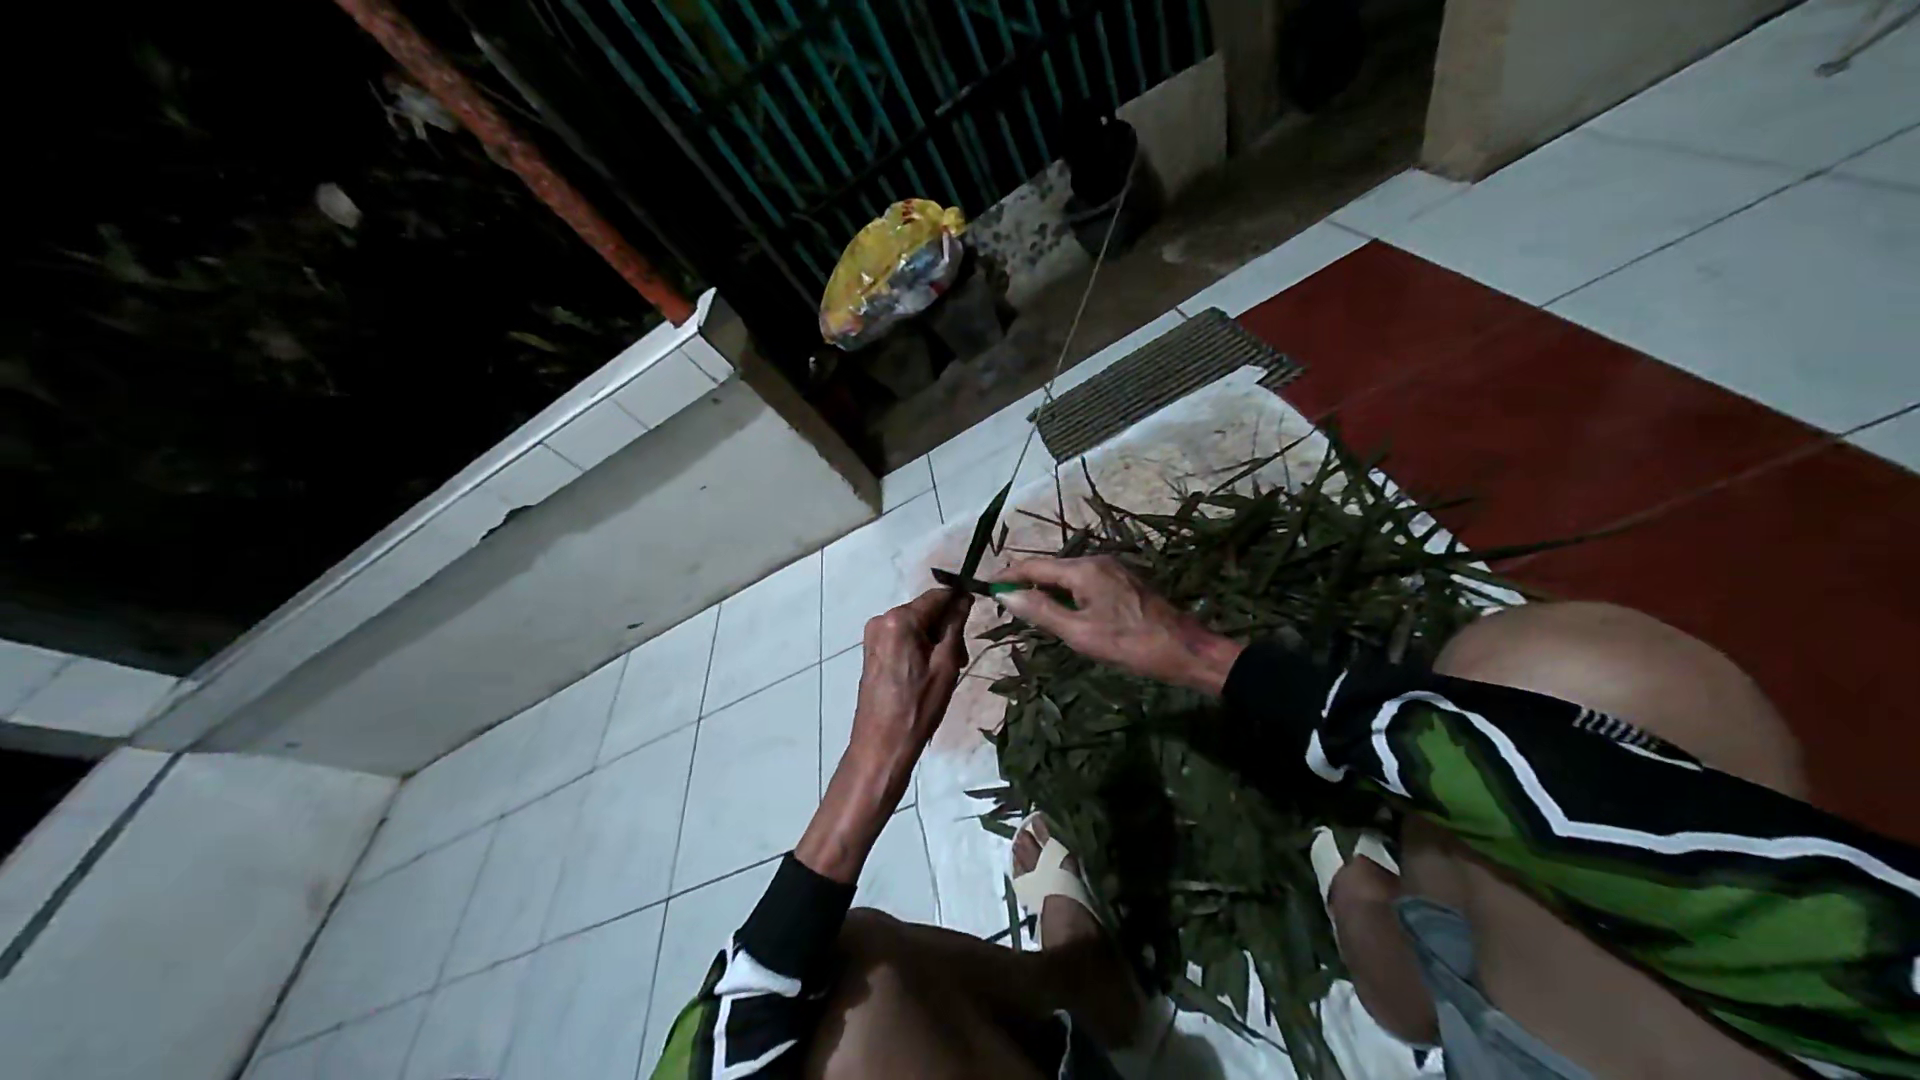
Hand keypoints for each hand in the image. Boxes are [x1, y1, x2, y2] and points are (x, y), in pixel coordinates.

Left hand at [798, 588, 970, 883]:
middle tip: (961, 660)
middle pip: (925, 611)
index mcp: (898, 619)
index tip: (978, 615)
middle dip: (947, 629)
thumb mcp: (946, 664)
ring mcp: (873, 636)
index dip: (959, 602)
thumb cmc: (918, 706)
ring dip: (936, 641)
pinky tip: (929, 674)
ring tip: (947, 672)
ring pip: (916, 626)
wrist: (882, 745)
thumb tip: (964, 597)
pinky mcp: (873, 652)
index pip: (937, 596)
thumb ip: (954, 626)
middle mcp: (881, 620)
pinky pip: (903, 639)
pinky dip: (920, 649)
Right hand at [994, 555, 1242, 695]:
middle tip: (1004, 602)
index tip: (987, 587)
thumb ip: (1041, 611)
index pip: (1034, 566)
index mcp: (1083, 569)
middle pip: (1051, 568)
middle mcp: (1096, 561)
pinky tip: (1062, 610)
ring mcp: (1113, 569)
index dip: (1009, 576)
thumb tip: (1007, 595)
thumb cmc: (1130, 644)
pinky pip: (1084, 581)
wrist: (1185, 649)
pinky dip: (1066, 592)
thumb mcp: (1079, 633)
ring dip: (1046, 588)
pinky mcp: (1123, 581)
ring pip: (1068, 575)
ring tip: (1027, 607)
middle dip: (1026, 582)